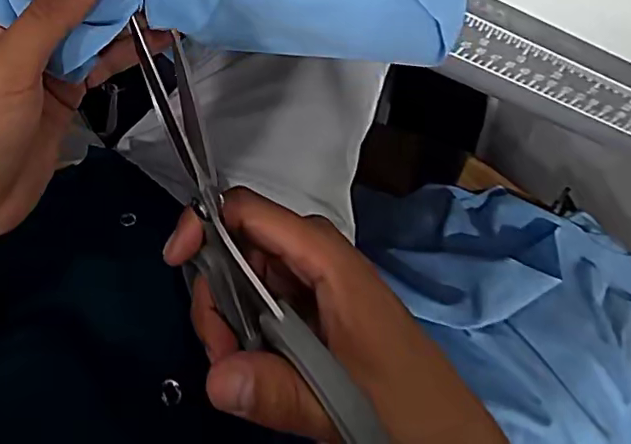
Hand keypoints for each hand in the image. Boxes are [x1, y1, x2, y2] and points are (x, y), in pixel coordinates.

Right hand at [164, 188, 505, 443]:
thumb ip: (278, 392)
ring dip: (228, 317)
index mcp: (324, 255)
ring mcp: (313, 278)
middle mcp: (314, 254)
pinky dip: (246, 328)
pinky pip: (261, 297)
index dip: (204, 222)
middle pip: (237, 244)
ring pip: (244, 273)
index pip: (247, 210)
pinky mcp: (313, 304)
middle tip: (221, 353)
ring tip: (241, 370)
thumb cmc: (411, 408)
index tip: (175, 261)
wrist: (454, 440)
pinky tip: (257, 367)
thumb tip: (214, 379)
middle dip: (215, 293)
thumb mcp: (344, 403)